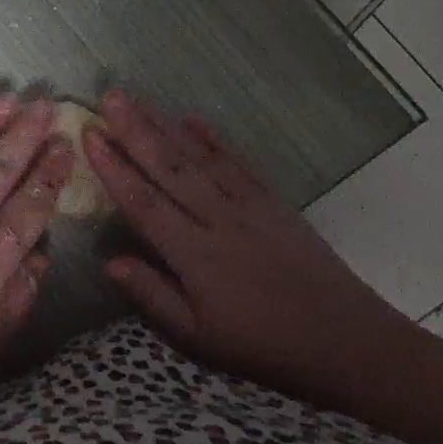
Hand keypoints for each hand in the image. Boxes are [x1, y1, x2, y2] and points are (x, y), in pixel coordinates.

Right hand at [83, 90, 418, 402]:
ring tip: (138, 100)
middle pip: (170, 168)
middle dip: (136, 131)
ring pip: (200, 159)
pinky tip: (192, 119)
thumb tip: (109, 261)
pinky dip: (214, 140)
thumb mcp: (199, 338)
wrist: (352, 344)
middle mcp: (219, 221)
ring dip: (166, 126)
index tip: (90, 135)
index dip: (114, 168)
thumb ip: (153, 296)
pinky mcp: (275, 205)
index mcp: (195, 255)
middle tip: (110, 97)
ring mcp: (250, 208)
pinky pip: (239, 165)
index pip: (143, 203)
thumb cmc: (264, 346)